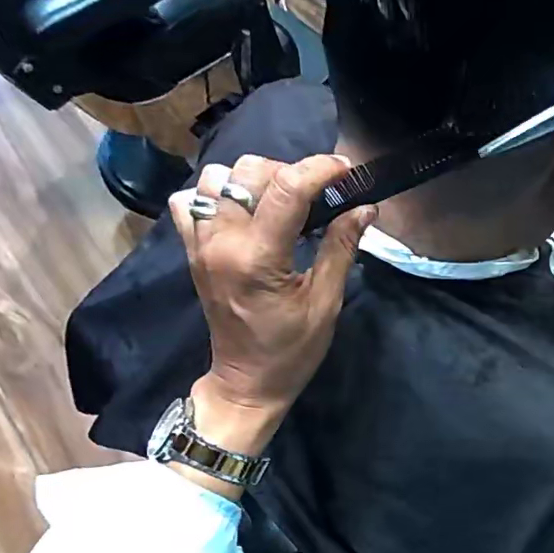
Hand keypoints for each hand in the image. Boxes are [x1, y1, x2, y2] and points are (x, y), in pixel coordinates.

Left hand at [166, 153, 377, 466]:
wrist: (245, 383)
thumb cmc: (290, 352)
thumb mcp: (325, 304)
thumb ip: (340, 248)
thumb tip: (364, 206)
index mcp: (258, 258)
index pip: (287, 188)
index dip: (321, 169)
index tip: (346, 170)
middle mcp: (222, 242)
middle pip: (250, 171)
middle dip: (289, 173)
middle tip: (313, 198)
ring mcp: (200, 245)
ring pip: (216, 178)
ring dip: (250, 181)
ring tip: (275, 204)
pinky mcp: (191, 251)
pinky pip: (189, 202)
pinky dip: (213, 197)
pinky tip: (238, 215)